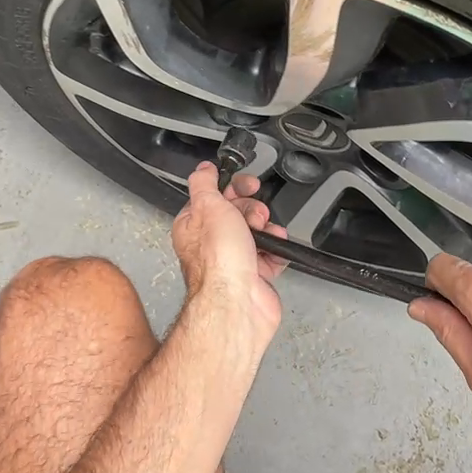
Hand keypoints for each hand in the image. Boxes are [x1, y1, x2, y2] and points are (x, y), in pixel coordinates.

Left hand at [171, 164, 287, 343]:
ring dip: (266, 228)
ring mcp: (233, 259)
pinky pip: (270, 254)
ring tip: (265, 233)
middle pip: (238, 211)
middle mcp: (212, 243)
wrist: (238, 303)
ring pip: (256, 231)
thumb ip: (204, 183)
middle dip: (252, 208)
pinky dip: (276, 249)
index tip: (246, 184)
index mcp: (194, 225)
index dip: (232, 187)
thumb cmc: (218, 262)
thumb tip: (203, 169)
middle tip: (254, 215)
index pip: (213, 195)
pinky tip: (275, 248)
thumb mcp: (208, 206)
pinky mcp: (254, 275)